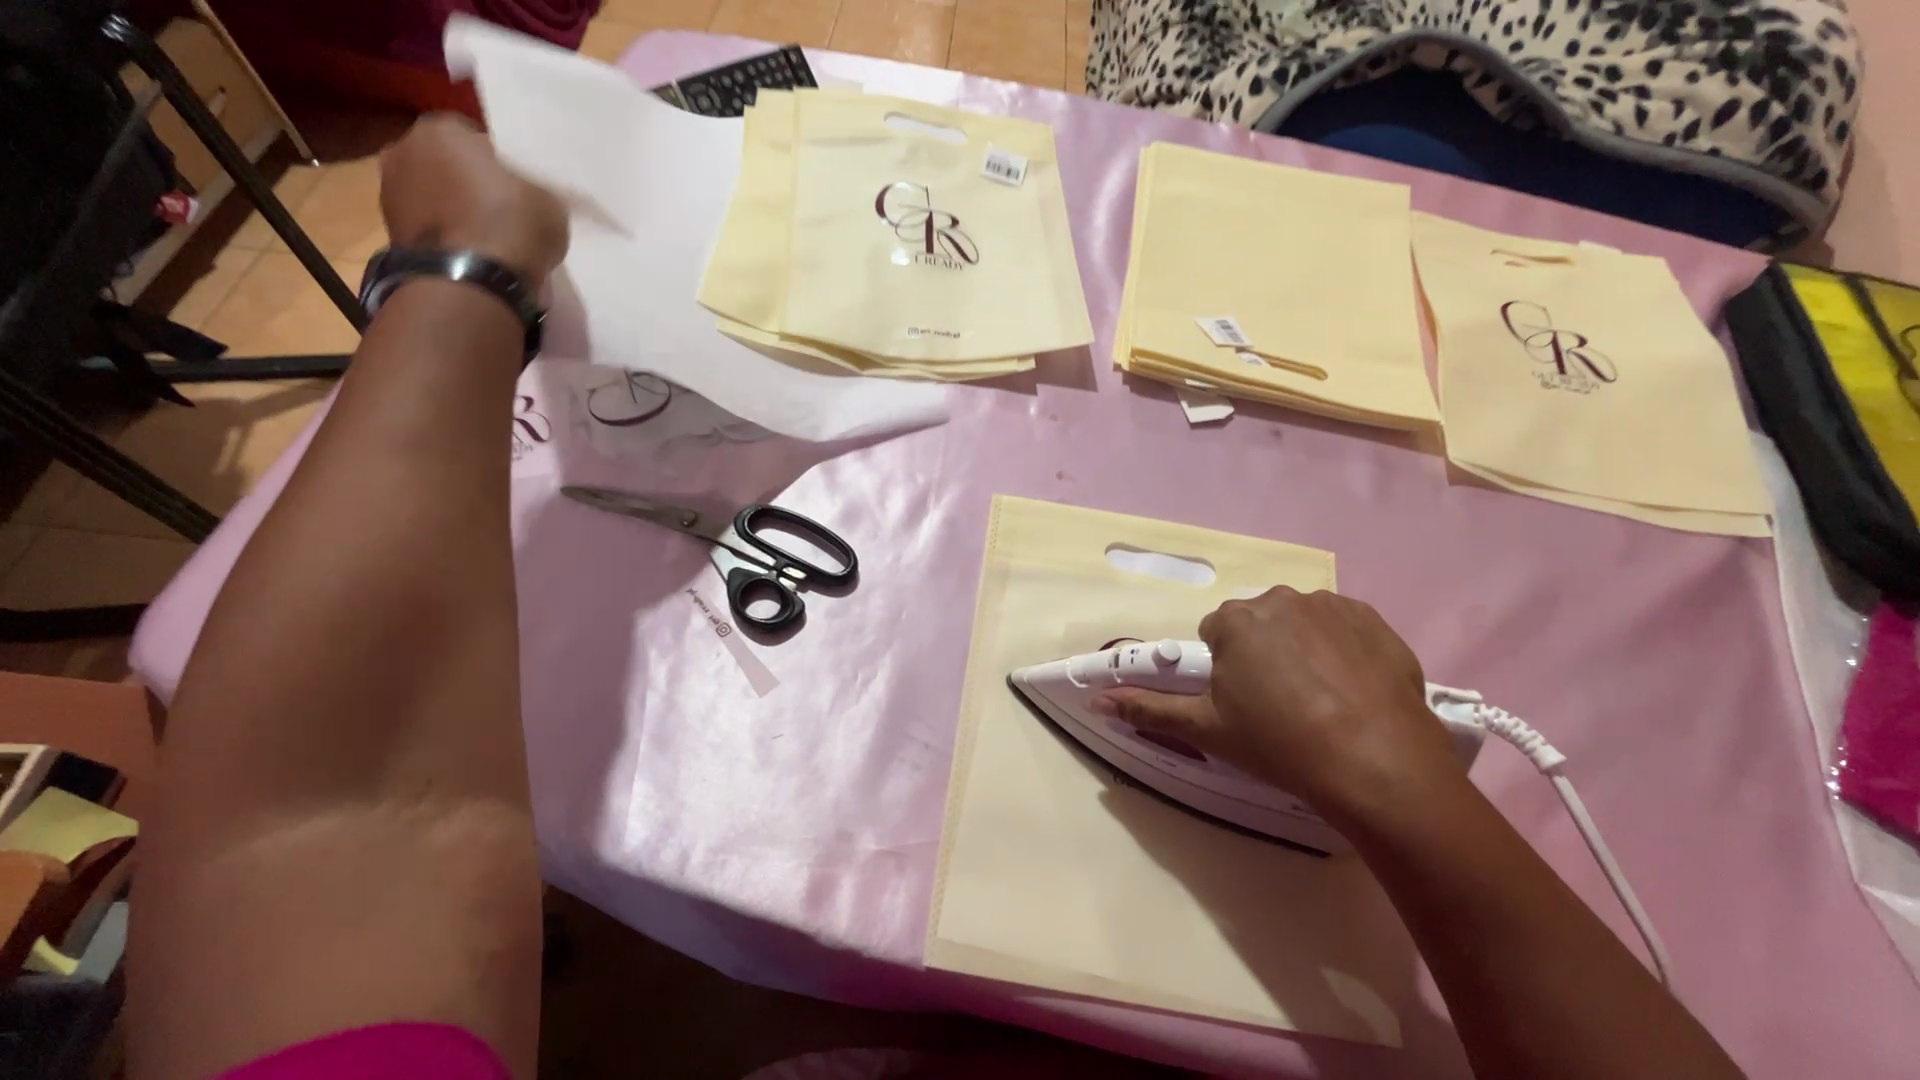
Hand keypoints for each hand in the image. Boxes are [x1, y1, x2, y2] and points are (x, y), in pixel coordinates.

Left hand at [380, 114, 568, 286]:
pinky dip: (444, 234)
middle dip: (466, 181)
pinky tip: (469, 254)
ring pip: (432, 194)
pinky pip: (426, 224)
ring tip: (484, 238)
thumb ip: (530, 187)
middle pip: (446, 163)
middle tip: (499, 210)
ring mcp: (389, 191)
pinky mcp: (389, 230)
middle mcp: (404, 149)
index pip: (476, 138)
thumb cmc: (511, 226)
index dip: (499, 163)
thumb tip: (525, 196)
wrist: (472, 283)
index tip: (516, 187)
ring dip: (452, 209)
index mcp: (442, 130)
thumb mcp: (548, 201)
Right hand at [1091, 587, 1465, 818]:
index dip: (1225, 669)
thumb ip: (1148, 709)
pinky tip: (1353, 692)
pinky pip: (1345, 629)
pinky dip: (1344, 652)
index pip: (1216, 634)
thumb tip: (1096, 700)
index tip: (1243, 704)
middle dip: (1263, 654)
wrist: (1375, 761)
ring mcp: (1332, 605)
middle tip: (1280, 706)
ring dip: (1303, 650)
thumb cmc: (1278, 743)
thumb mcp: (1206, 729)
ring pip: (1302, 624)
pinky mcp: (1375, 619)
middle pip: (1259, 624)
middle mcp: (1280, 599)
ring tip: (1321, 702)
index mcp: (1234, 620)